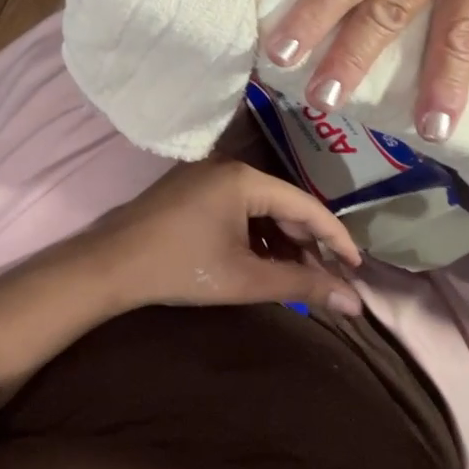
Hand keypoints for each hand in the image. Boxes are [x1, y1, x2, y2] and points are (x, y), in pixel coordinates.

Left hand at [80, 161, 363, 316]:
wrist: (111, 264)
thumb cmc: (180, 268)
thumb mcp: (246, 279)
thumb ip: (302, 284)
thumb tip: (355, 301)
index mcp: (243, 178)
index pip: (305, 204)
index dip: (336, 239)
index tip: (357, 270)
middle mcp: (225, 167)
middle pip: (282, 203)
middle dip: (307, 242)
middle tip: (329, 280)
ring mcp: (204, 176)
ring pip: (259, 207)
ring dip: (281, 241)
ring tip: (299, 277)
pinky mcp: (189, 190)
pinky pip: (236, 208)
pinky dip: (255, 234)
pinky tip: (264, 262)